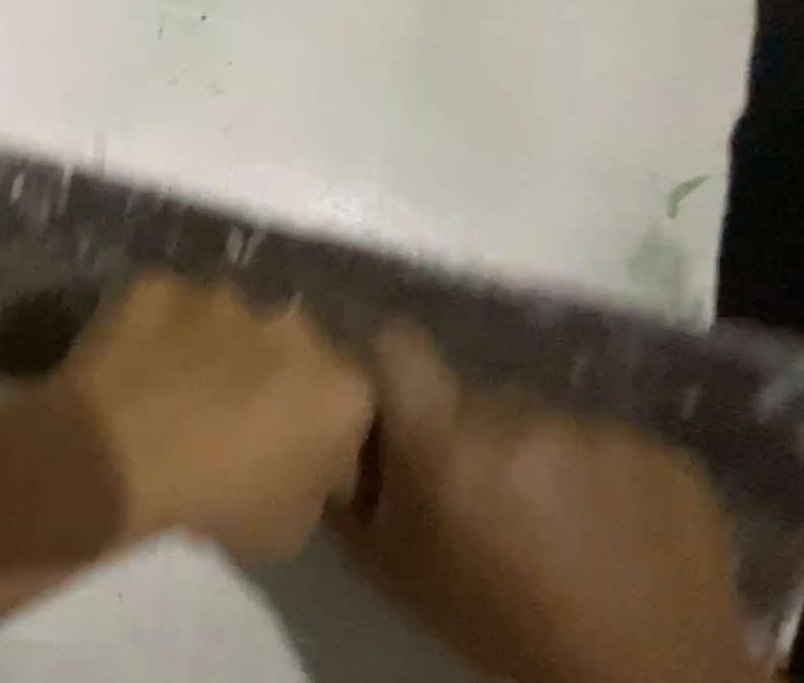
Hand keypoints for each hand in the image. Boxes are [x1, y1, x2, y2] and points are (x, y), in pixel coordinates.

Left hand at [49, 275, 373, 562]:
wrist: (113, 454)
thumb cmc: (210, 499)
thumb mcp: (290, 526)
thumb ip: (313, 480)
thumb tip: (298, 459)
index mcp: (340, 386)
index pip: (341, 398)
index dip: (309, 419)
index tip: (278, 440)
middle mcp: (290, 324)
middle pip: (285, 344)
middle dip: (262, 369)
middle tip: (220, 405)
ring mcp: (219, 295)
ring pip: (223, 317)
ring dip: (207, 341)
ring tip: (167, 379)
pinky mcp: (156, 282)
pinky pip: (162, 305)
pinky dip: (152, 326)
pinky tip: (131, 358)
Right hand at [333, 329, 760, 682]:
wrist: (646, 680)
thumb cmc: (489, 614)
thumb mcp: (382, 560)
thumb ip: (344, 487)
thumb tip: (331, 440)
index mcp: (438, 434)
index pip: (398, 343)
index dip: (390, 360)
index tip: (394, 396)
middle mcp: (514, 414)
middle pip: (469, 393)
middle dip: (463, 429)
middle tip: (473, 486)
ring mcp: (596, 431)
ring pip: (537, 419)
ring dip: (529, 451)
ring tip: (546, 514)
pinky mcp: (662, 454)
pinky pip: (602, 442)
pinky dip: (593, 473)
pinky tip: (601, 524)